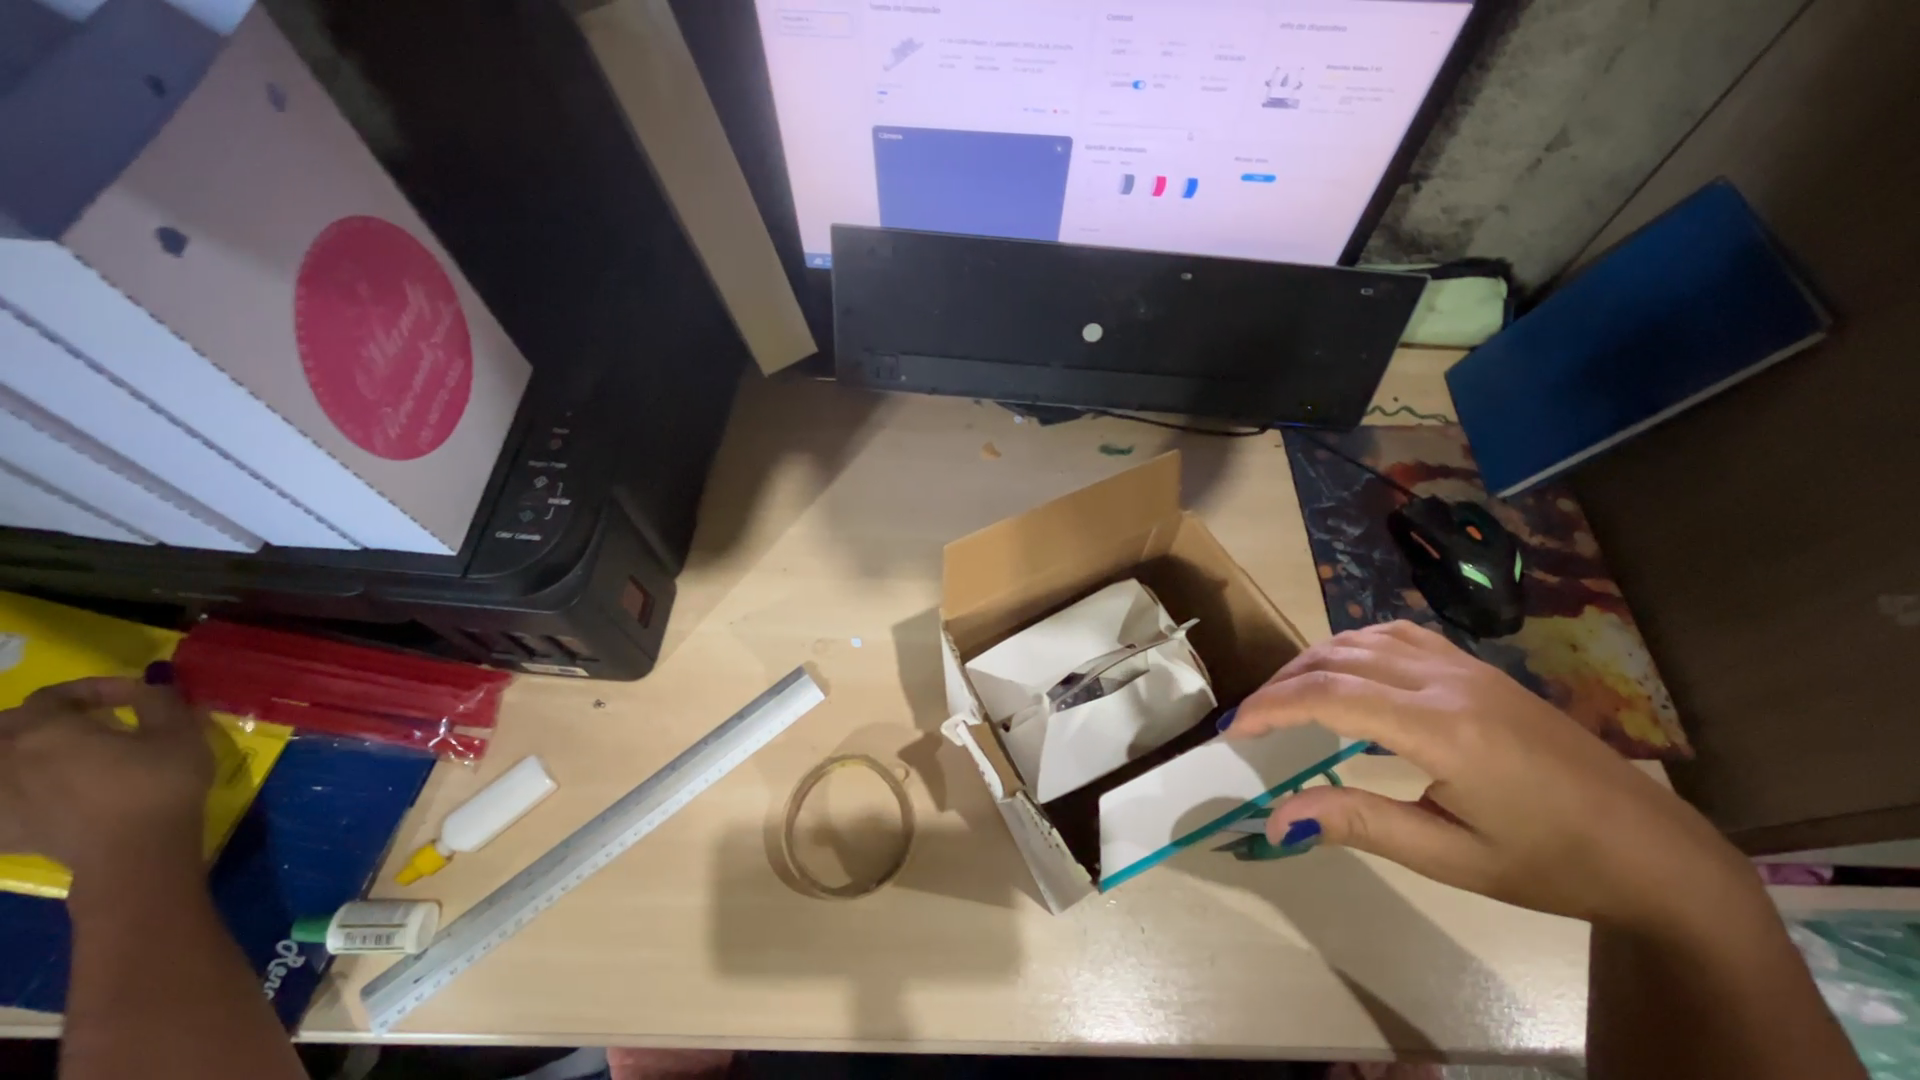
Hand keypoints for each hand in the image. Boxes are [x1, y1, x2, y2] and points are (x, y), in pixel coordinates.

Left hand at [0, 678, 213, 883]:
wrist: (139, 850)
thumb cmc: (161, 782)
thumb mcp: (179, 731)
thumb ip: (159, 700)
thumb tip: (151, 685)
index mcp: (47, 729)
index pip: (53, 695)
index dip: (93, 688)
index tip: (135, 696)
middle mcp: (12, 759)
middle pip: (8, 728)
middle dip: (38, 719)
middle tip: (80, 722)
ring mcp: (6, 798)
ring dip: (16, 758)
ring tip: (47, 760)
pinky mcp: (11, 831)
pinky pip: (0, 812)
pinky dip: (9, 803)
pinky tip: (28, 802)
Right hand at [1222, 621, 1761, 933]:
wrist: (1652, 850)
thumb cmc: (1550, 864)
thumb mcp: (1450, 857)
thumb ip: (1359, 823)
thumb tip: (1276, 818)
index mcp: (1444, 732)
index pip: (1331, 697)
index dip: (1271, 707)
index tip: (1234, 731)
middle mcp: (1450, 684)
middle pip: (1339, 657)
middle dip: (1282, 683)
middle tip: (1250, 721)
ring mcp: (1469, 669)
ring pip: (1365, 638)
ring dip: (1314, 660)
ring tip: (1286, 697)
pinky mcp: (1481, 671)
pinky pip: (1399, 636)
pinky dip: (1354, 646)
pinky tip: (1347, 674)